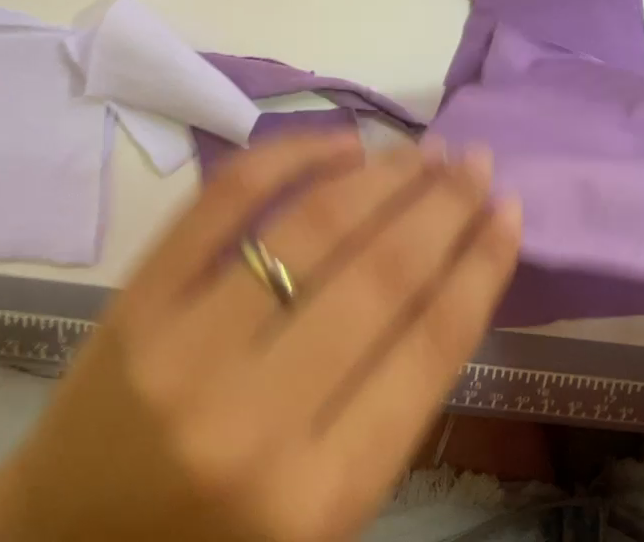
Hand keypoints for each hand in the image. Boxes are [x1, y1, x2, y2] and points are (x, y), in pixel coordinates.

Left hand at [0, 135, 521, 541]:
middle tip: (476, 164)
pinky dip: (289, 157)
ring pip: (312, 228)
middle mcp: (255, 419)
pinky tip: (341, 142)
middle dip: (444, 208)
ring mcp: (183, 349)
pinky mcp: (134, 302)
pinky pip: (223, 203)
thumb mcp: (324, 513)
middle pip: (380, 277)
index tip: (509, 213)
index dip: (480, 267)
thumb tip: (450, 278)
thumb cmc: (215, 538)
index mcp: (318, 495)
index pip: (428, 349)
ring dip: (383, 176)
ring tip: (426, 149)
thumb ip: (388, 411)